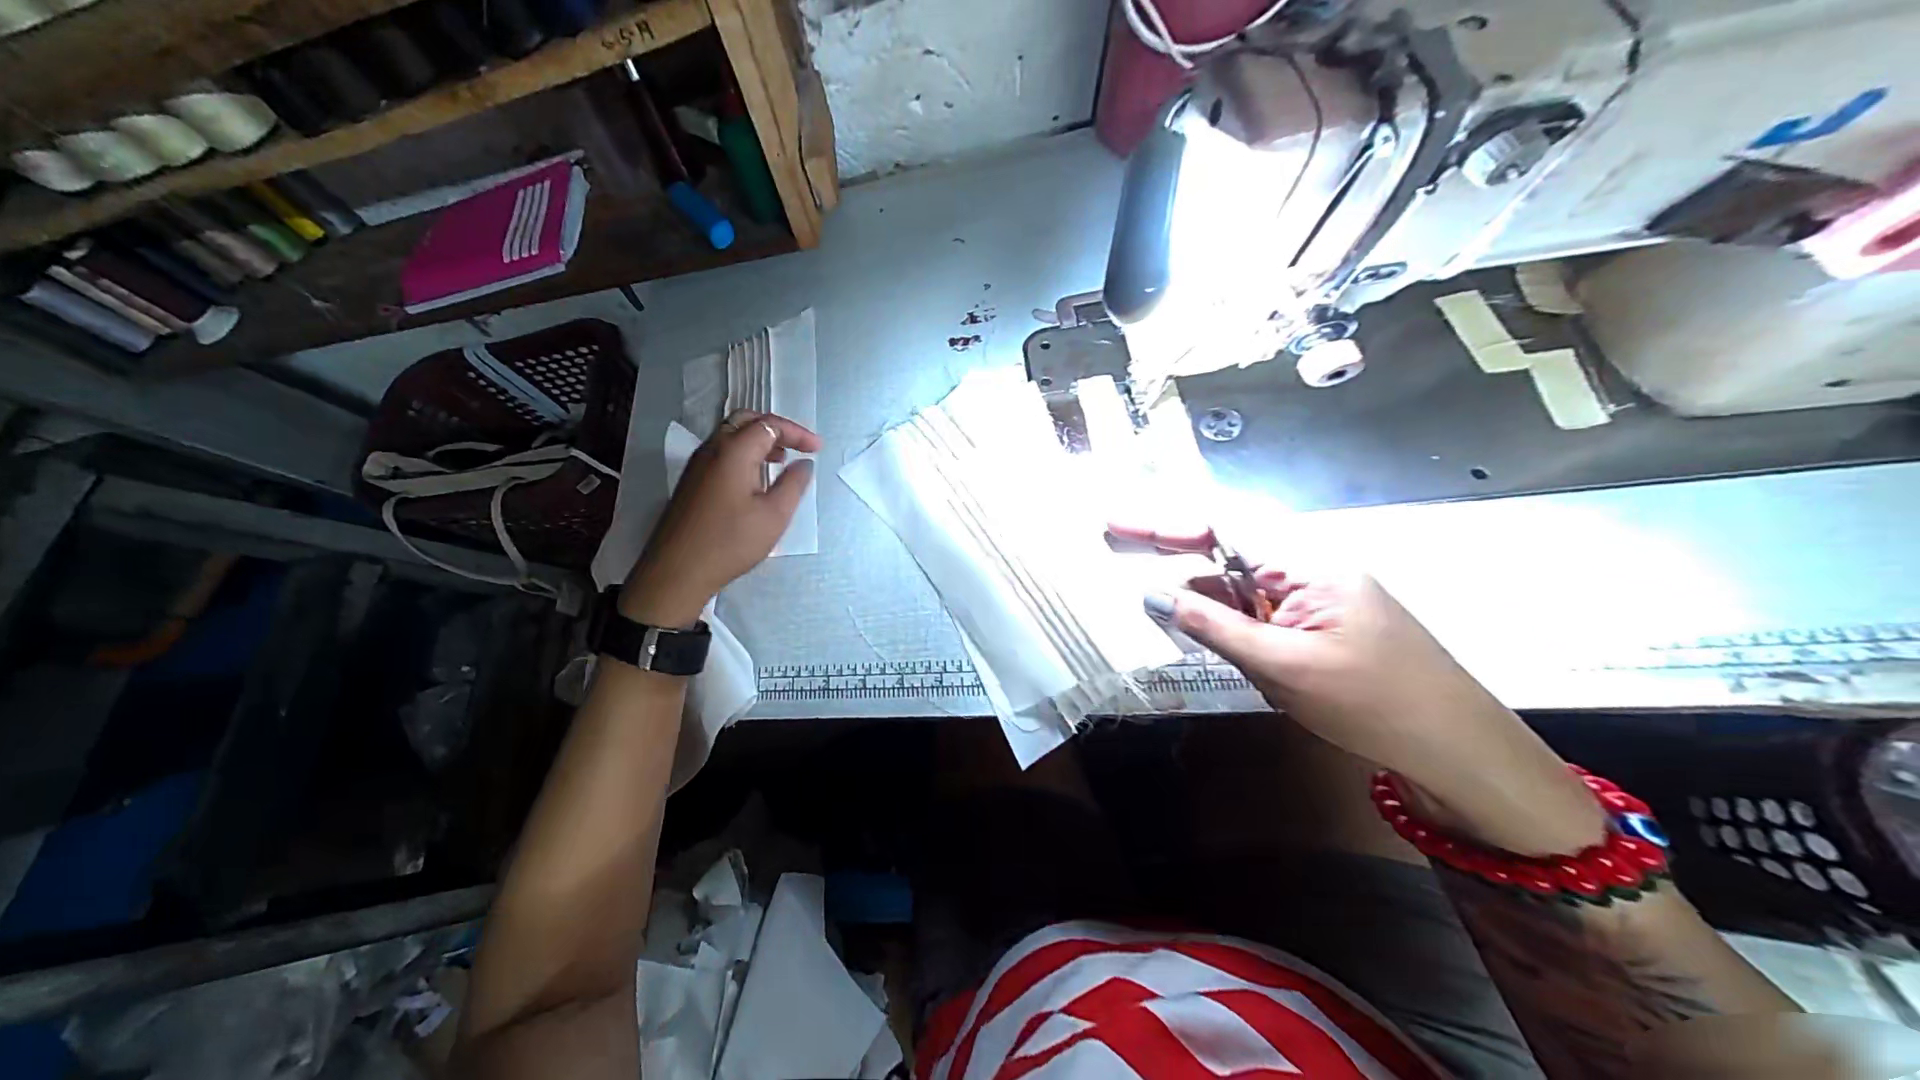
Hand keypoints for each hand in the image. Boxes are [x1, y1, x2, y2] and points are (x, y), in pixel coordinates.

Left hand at [620, 411, 820, 627]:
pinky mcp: (691, 481)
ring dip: (758, 441)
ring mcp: (697, 464)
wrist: (677, 570)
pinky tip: (755, 479)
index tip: (818, 448)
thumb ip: (793, 484)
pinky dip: (744, 454)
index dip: (797, 432)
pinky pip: (721, 453)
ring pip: (730, 435)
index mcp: (734, 451)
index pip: (769, 425)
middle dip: (776, 429)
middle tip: (798, 446)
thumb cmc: (731, 542)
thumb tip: (803, 463)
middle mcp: (712, 449)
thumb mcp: (774, 515)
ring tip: (781, 461)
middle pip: (746, 421)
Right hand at [1114, 522, 1604, 856]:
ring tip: (1180, 624)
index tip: (1117, 523)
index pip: (1224, 529)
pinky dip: (1235, 633)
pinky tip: (1224, 651)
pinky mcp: (1320, 633)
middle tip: (1130, 568)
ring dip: (1211, 610)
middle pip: (1228, 556)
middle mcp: (1310, 574)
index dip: (1164, 524)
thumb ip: (1213, 625)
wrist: (1459, 752)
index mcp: (1308, 566)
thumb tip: (1153, 592)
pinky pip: (1262, 620)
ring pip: (1243, 593)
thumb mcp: (1282, 666)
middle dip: (1180, 564)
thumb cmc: (1373, 703)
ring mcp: (1317, 604)